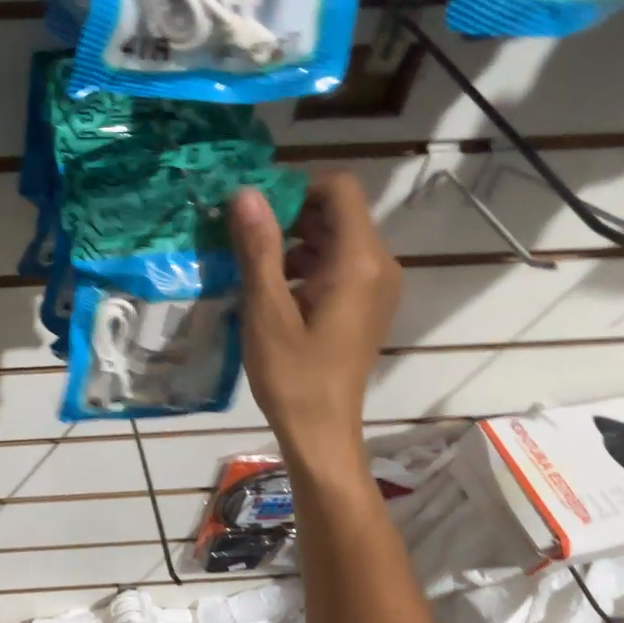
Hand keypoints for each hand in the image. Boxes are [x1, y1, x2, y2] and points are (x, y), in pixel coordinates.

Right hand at [230, 173, 400, 467]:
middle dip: (291, 217)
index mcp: (359, 262)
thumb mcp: (267, 311)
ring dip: (295, 245)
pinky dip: (307, 268)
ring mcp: (376, 287)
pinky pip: (339, 268)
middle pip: (338, 214)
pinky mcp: (366, 307)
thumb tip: (246, 194)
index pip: (339, 190)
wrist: (320, 432)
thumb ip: (259, 249)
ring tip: (254, 270)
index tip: (256, 213)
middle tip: (245, 240)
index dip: (296, 190)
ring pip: (336, 241)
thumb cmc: (292, 376)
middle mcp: (378, 265)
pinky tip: (275, 295)